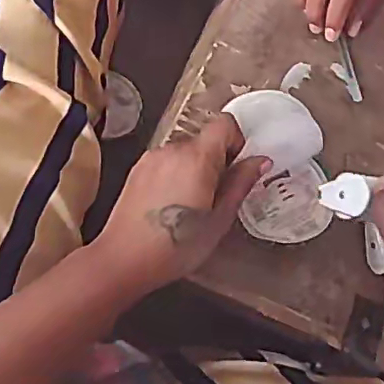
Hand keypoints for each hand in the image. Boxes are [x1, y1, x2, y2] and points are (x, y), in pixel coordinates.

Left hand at [96, 115, 269, 293]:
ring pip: (185, 151)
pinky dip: (175, 174)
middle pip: (205, 139)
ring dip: (194, 168)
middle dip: (216, 160)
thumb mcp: (219, 219)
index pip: (225, 123)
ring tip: (191, 203)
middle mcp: (173, 149)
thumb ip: (241, 183)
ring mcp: (152, 158)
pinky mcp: (137, 169)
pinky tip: (171, 204)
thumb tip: (261, 161)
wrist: (122, 261)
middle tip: (217, 195)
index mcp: (198, 158)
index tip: (237, 166)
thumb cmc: (176, 246)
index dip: (236, 140)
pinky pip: (167, 161)